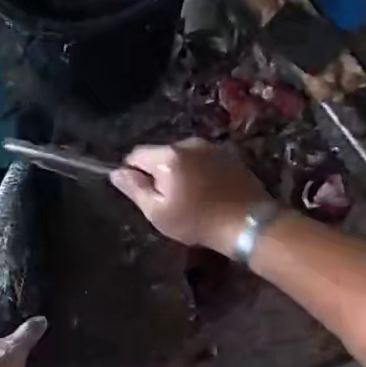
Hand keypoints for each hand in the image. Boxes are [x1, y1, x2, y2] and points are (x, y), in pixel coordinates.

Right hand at [110, 138, 268, 253]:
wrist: (249, 223)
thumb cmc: (197, 221)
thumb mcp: (157, 211)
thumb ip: (134, 188)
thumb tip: (116, 172)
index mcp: (168, 156)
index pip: (135, 154)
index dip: (132, 173)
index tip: (142, 194)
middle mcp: (189, 144)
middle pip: (159, 154)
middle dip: (157, 172)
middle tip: (166, 200)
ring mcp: (212, 148)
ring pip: (181, 156)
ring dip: (178, 172)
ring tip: (188, 197)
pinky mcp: (228, 156)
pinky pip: (200, 160)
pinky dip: (197, 172)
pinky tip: (205, 192)